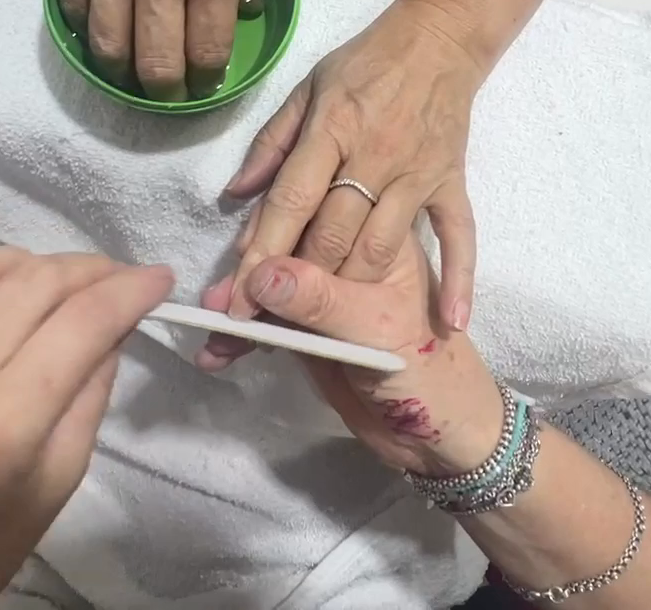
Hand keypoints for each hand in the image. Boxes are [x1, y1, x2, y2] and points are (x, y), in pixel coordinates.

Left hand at [0, 240, 172, 609]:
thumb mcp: (61, 480)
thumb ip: (93, 388)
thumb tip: (117, 318)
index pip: (82, 324)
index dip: (131, 290)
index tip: (161, 278)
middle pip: (34, 282)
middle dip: (92, 270)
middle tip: (120, 279)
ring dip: (22, 260)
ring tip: (45, 287)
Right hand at [56, 0, 257, 100]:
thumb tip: (244, 11)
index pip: (210, 48)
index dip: (208, 77)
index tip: (205, 83)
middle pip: (159, 64)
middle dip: (167, 91)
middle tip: (171, 92)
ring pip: (112, 50)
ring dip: (124, 73)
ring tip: (134, 74)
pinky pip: (78, 12)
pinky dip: (90, 31)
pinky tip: (103, 32)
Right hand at [202, 232, 504, 476]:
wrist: (439, 438)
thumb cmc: (430, 371)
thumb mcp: (376, 329)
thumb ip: (321, 299)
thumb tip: (261, 273)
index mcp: (376, 234)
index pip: (318, 211)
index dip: (276, 230)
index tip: (243, 262)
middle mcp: (348, 252)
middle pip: (285, 243)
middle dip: (247, 272)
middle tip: (217, 304)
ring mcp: (326, 288)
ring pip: (270, 280)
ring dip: (237, 305)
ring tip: (211, 331)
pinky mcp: (308, 324)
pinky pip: (267, 319)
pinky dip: (241, 335)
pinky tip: (216, 354)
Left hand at [207, 0, 486, 363]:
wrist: (440, 39)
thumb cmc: (366, 62)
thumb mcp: (308, 87)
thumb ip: (271, 142)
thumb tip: (235, 194)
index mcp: (331, 128)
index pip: (290, 201)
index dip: (260, 253)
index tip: (236, 301)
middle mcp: (374, 155)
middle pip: (331, 234)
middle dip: (295, 284)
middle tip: (268, 324)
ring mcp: (417, 172)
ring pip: (379, 247)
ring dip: (348, 288)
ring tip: (321, 321)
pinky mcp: (452, 181)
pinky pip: (460, 234)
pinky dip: (459, 279)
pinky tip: (450, 321)